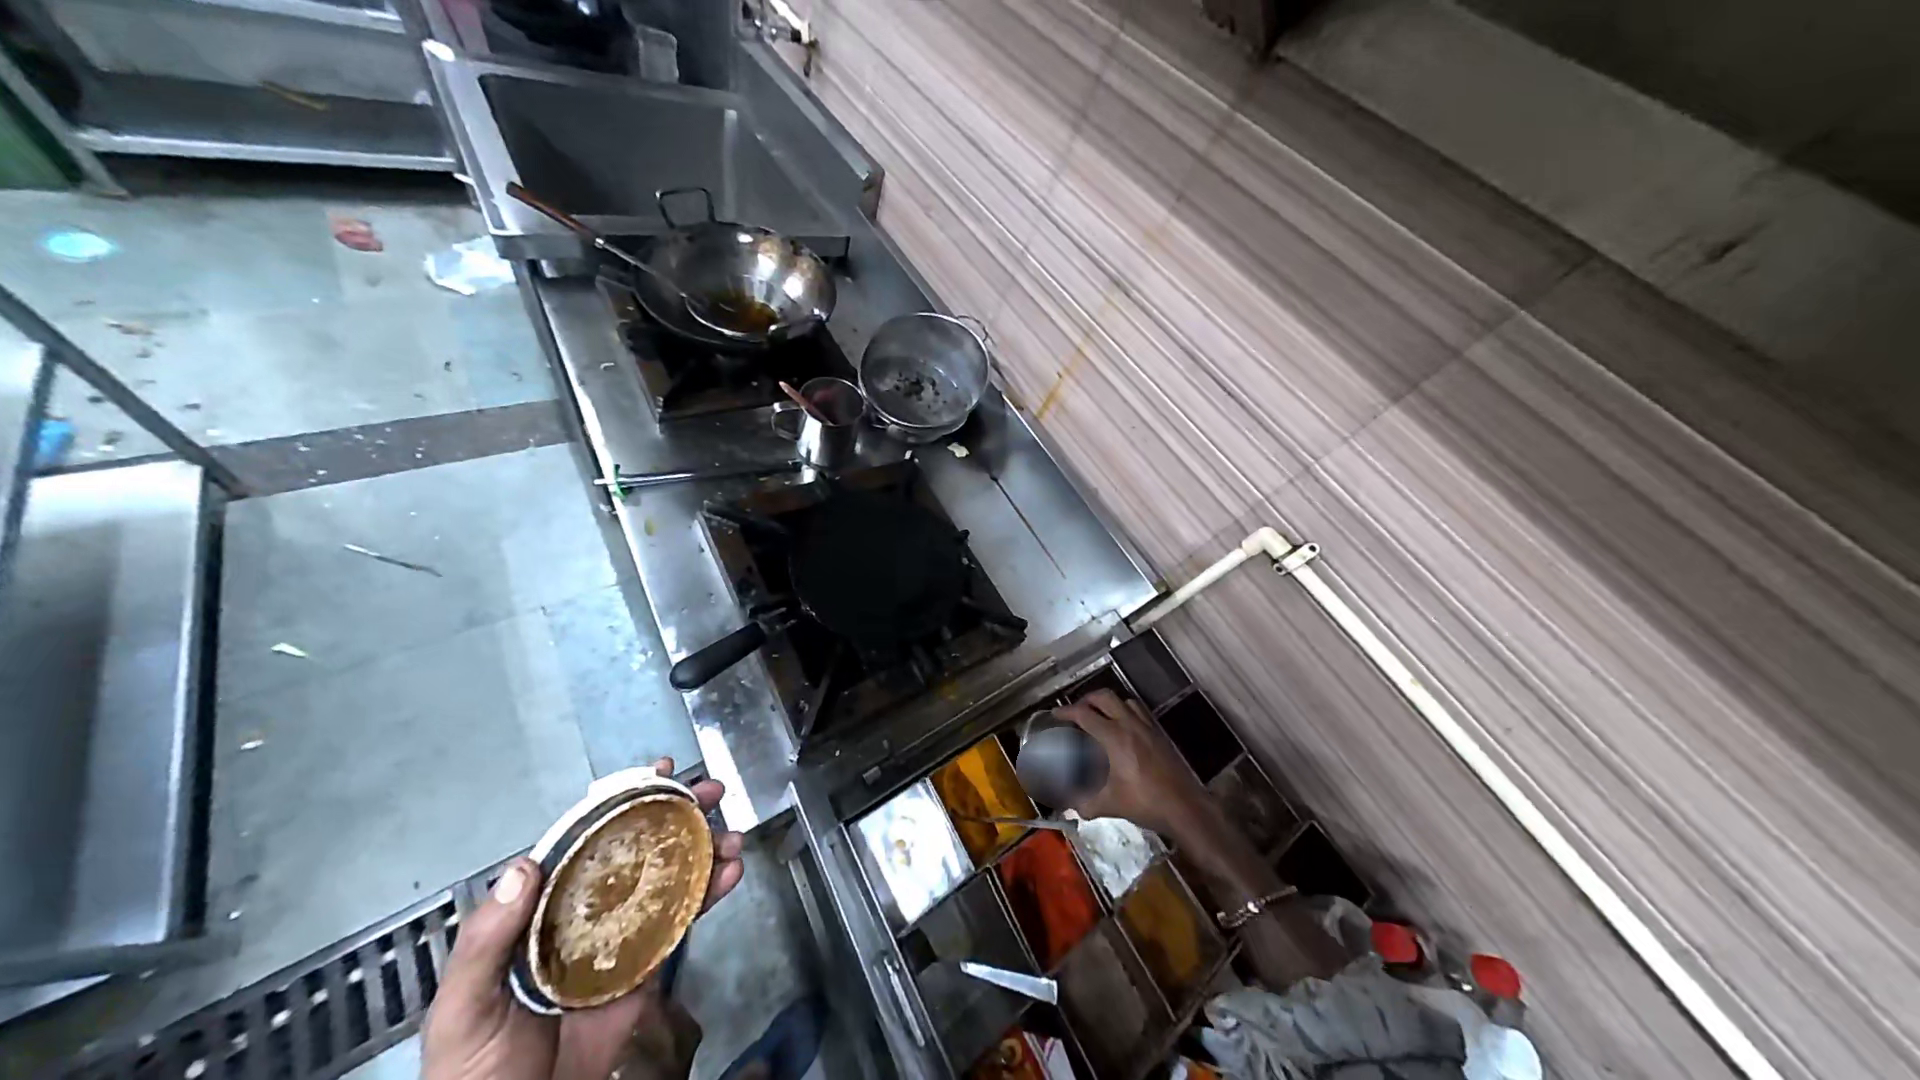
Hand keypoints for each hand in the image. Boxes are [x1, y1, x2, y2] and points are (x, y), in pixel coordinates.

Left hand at [421, 758, 744, 1079]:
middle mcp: (589, 907)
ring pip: (671, 877)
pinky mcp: (651, 964)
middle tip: (711, 790)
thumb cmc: (475, 1068)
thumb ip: (484, 942)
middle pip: (640, 847)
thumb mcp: (462, 1007)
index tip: (659, 771)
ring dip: (705, 849)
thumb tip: (524, 866)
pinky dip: (712, 893)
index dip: (624, 800)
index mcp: (544, 905)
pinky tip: (731, 874)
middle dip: (679, 813)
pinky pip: (685, 920)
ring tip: (732, 835)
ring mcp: (624, 934)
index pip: (587, 839)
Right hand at [1059, 689, 1213, 837]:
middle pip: (1104, 697)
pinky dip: (1126, 711)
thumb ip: (1085, 803)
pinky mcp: (1160, 734)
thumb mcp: (1109, 804)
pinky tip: (1123, 727)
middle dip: (1086, 700)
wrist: (1184, 807)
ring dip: (1108, 703)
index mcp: (1114, 738)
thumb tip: (1069, 805)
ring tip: (1099, 715)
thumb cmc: (1145, 803)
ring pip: (1124, 701)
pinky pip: (1139, 711)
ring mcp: (1147, 727)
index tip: (1056, 715)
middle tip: (1076, 712)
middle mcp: (1130, 725)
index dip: (1066, 712)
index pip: (1084, 714)